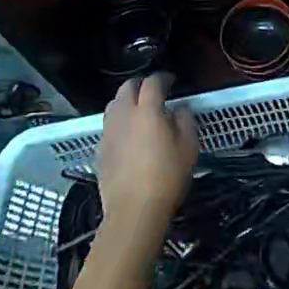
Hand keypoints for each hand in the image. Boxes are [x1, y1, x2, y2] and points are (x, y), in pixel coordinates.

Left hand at [95, 74, 198, 237]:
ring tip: (137, 109)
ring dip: (126, 100)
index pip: (153, 82)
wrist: (133, 210)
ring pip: (114, 104)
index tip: (171, 81)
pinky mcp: (100, 148)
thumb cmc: (166, 177)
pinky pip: (108, 125)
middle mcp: (124, 114)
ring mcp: (108, 130)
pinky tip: (126, 134)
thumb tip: (179, 108)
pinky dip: (118, 121)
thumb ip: (185, 121)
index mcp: (147, 110)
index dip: (162, 78)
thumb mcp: (188, 148)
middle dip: (140, 84)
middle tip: (153, 92)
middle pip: (127, 87)